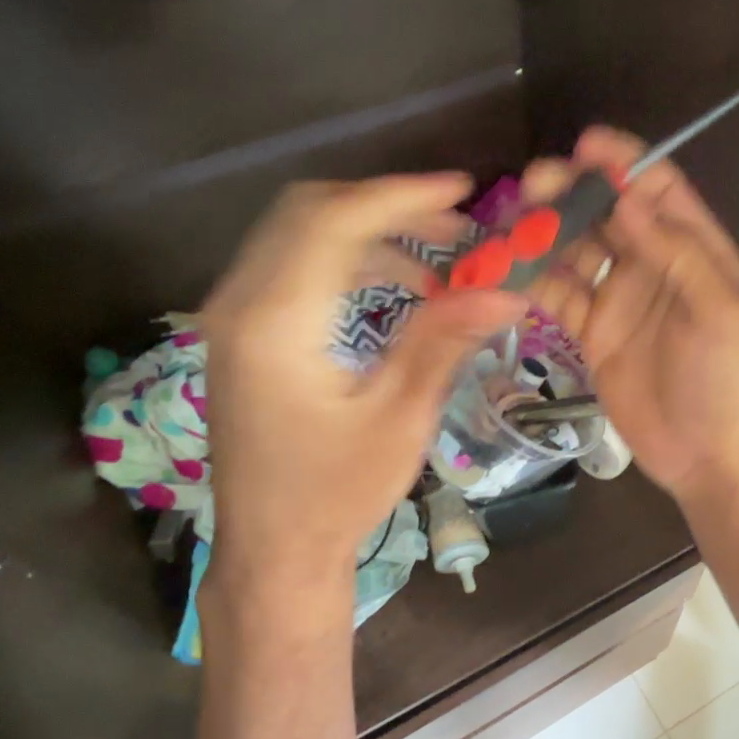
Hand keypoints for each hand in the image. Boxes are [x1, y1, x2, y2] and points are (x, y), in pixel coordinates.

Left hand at [199, 175, 524, 595]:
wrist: (274, 547)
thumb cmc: (337, 492)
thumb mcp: (401, 418)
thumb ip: (444, 342)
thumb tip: (505, 291)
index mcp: (277, 322)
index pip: (334, 222)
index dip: (401, 195)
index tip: (463, 191)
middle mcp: (241, 303)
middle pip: (309, 211)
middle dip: (388, 207)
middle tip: (457, 227)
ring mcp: (233, 316)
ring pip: (298, 234)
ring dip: (369, 234)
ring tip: (439, 264)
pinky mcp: (243, 332)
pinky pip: (292, 266)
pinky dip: (346, 261)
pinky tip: (397, 288)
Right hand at [522, 128, 738, 501]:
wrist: (708, 457)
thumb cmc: (728, 381)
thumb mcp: (721, 312)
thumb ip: (679, 252)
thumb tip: (629, 197)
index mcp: (696, 252)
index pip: (658, 188)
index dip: (624, 161)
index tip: (584, 146)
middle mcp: (655, 266)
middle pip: (609, 212)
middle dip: (573, 191)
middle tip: (533, 185)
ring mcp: (621, 299)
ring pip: (577, 249)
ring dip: (546, 232)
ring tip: (511, 223)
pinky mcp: (593, 333)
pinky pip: (558, 296)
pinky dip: (532, 281)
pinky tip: (504, 270)